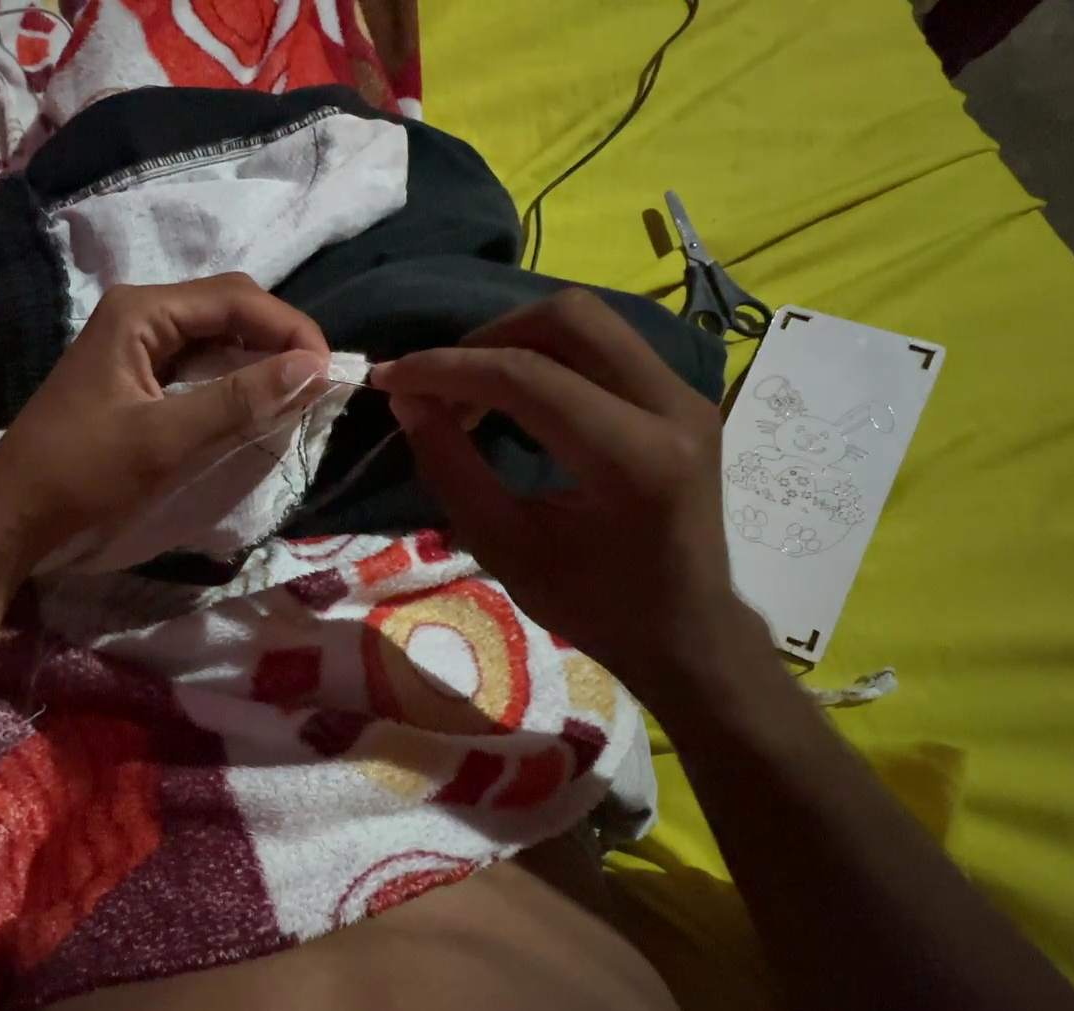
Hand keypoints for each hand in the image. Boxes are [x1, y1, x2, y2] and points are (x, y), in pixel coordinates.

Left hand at [0, 273, 330, 578]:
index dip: (289, 329)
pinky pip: (193, 370)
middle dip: (276, 342)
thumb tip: (314, 367)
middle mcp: (137, 317)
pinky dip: (227, 386)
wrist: (14, 518)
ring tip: (294, 397)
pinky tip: (251, 408)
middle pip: (226, 311)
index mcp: (140, 312)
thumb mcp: (164, 439)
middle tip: (316, 385)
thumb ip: (239, 400)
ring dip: (255, 364)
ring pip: (212, 342)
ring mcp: (132, 349)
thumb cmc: (82, 475)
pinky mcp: (131, 382)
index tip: (329, 373)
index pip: (235, 299)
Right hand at [370, 289, 757, 698]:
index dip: (446, 369)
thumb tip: (406, 401)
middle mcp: (672, 407)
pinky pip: (602, 343)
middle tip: (437, 386)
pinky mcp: (680, 395)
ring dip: (511, 341)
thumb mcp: (503, 547)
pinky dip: (542, 354)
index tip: (389, 379)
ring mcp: (685, 393)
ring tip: (467, 393)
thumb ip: (451, 469)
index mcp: (633, 459)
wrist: (684, 629)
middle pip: (568, 318)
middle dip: (483, 339)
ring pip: (587, 320)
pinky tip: (510, 396)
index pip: (527, 377)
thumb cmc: (590, 604)